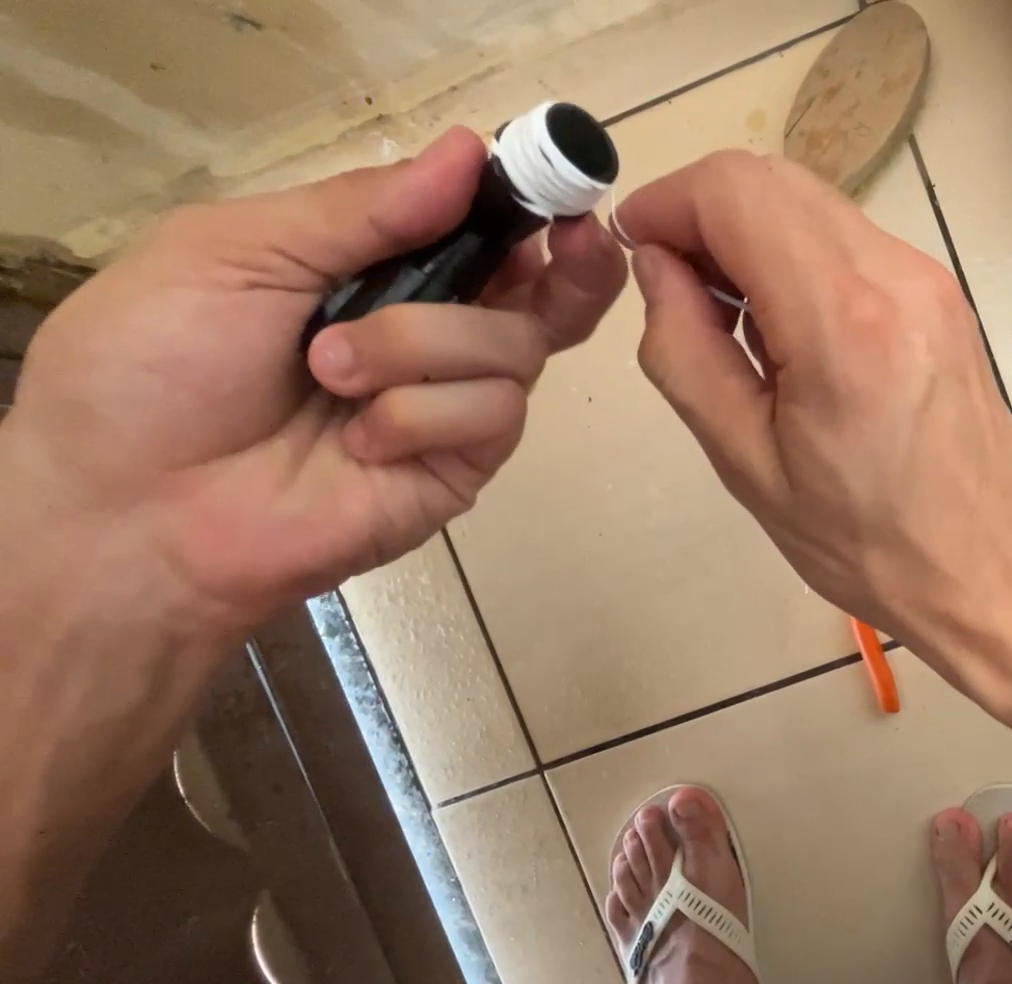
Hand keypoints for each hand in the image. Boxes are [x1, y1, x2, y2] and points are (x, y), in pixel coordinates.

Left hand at [1, 129, 626, 635]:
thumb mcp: (235, 253)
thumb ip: (356, 210)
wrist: (139, 509)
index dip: (537, 214)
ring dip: (420, 345)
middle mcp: (446, 336)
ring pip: (514, 346)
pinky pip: (491, 412)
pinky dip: (420, 413)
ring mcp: (464, 402)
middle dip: (577, 269)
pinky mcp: (472, 461)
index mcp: (392, 276)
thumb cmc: (158, 368)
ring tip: (330, 372)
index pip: (490, 238)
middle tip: (579, 241)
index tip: (563, 193)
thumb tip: (467, 153)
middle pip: (552, 299)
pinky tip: (360, 438)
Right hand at [614, 151, 1011, 661]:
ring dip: (758, 241)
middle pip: (776, 182)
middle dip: (708, 218)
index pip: (734, 191)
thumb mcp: (747, 462)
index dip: (667, 205)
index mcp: (841, 320)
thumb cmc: (864, 541)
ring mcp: (933, 284)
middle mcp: (898, 278)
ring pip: (818, 208)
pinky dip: (807, 262)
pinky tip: (800, 336)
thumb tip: (659, 268)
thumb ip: (684, 351)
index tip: (641, 255)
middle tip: (685, 296)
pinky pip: (857, 245)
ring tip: (743, 330)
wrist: (983, 569)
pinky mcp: (948, 302)